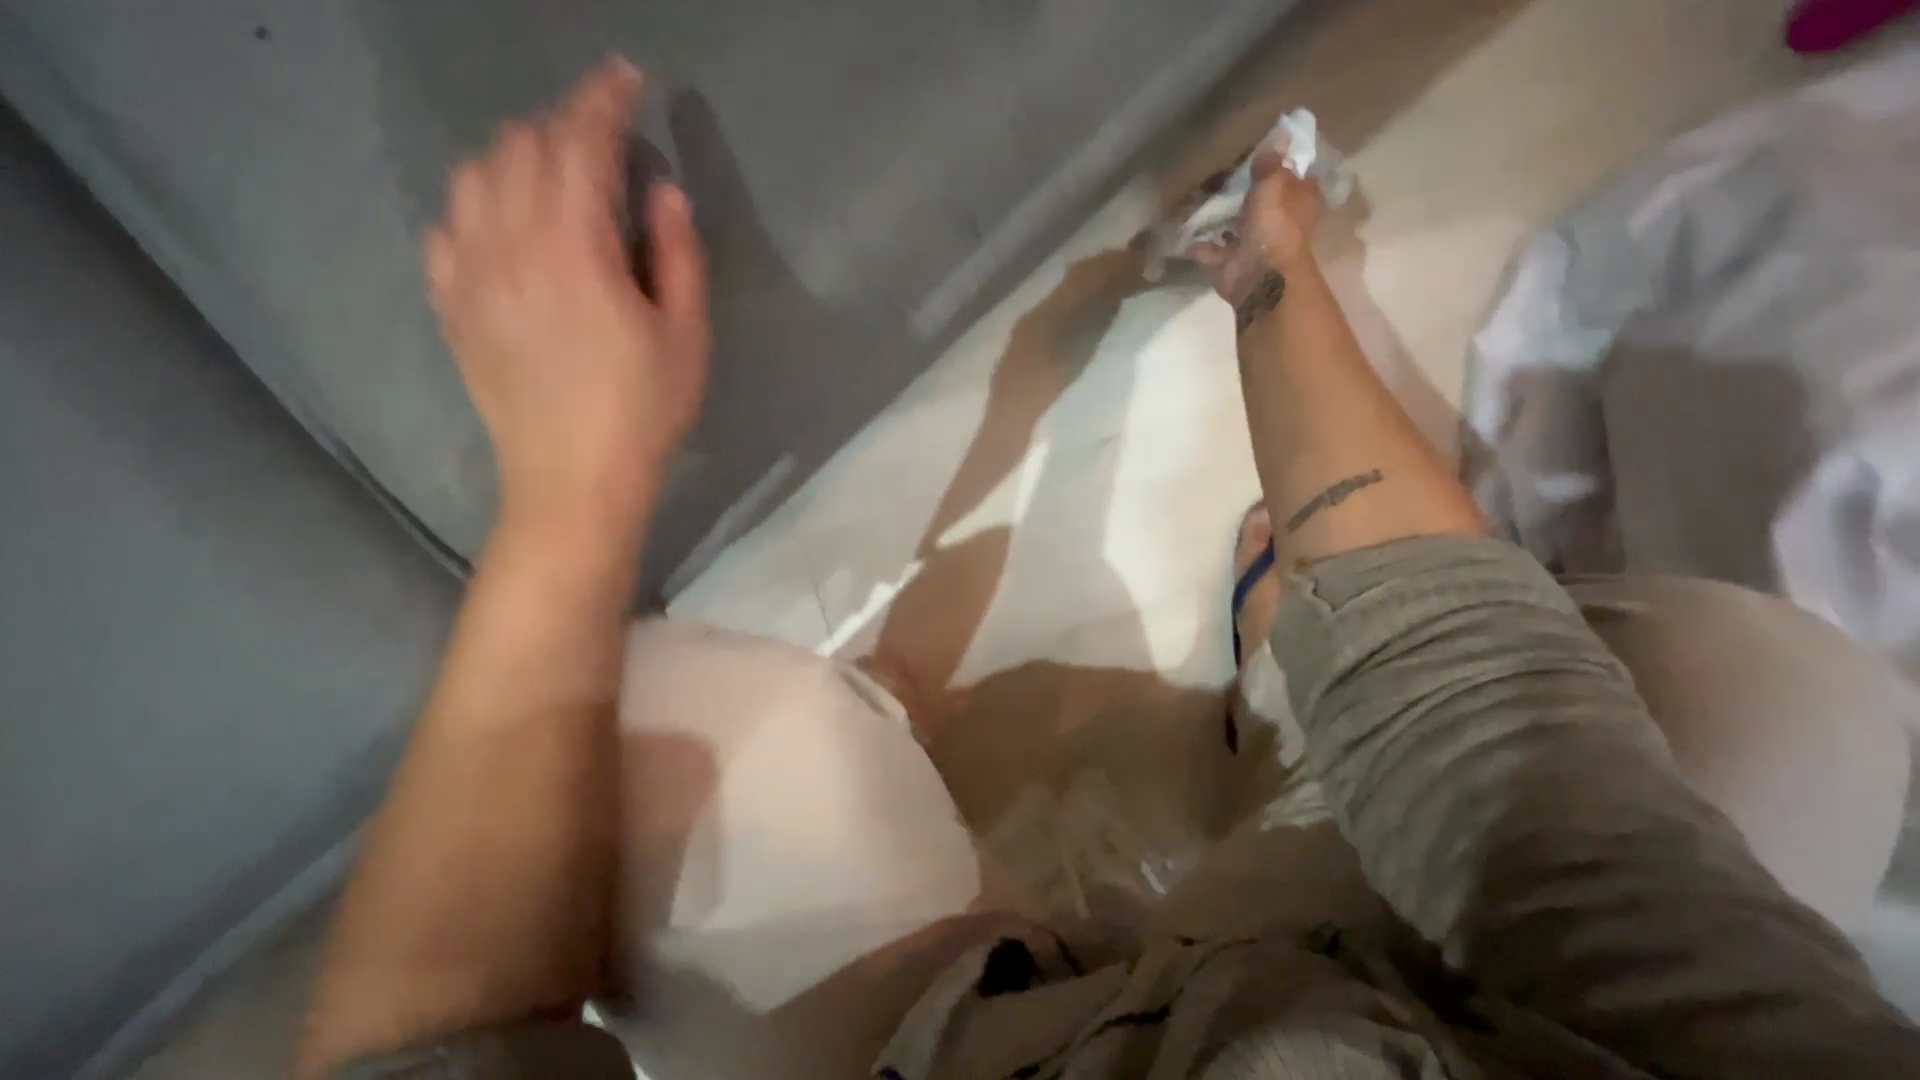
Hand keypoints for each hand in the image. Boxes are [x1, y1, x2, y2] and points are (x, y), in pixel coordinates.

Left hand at [425, 58, 708, 541]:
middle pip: (522, 147)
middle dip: (565, 124)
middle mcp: (509, 244)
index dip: (605, 100)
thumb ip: (676, 255)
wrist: (570, 481)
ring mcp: (470, 274)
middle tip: (604, 139)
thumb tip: (663, 194)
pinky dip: (476, 206)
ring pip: (474, 176)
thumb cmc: (642, 412)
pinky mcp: (451, 305)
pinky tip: (505, 228)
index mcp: (574, 247)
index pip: (580, 142)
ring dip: (516, 156)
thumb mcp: (685, 337)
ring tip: (553, 175)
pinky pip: (447, 227)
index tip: (628, 80)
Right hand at [1190, 147, 1324, 308]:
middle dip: (1236, 189)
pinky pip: (1209, 248)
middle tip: (1213, 173)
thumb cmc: (1275, 226)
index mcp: (1296, 199)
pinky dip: (1196, 241)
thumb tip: (1279, 137)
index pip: (1289, 175)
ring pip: (1231, 223)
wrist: (1260, 277)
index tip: (1252, 153)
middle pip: (1256, 198)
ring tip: (1191, 195)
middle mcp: (1276, 220)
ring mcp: (1251, 243)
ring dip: (1214, 214)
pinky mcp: (1228, 262)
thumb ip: (1270, 164)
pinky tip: (1181, 225)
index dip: (1274, 163)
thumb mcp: (1274, 185)